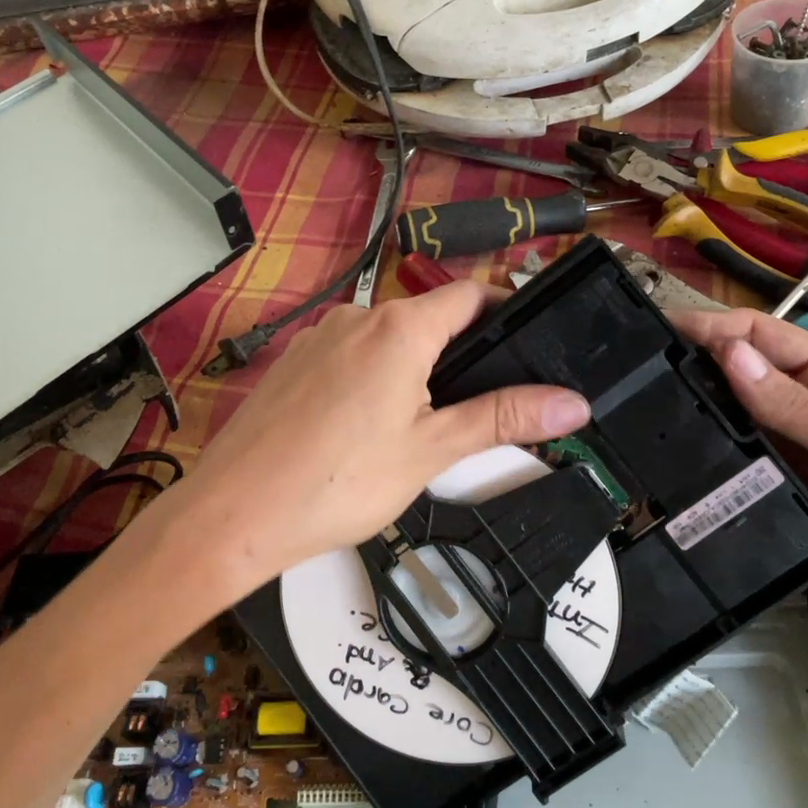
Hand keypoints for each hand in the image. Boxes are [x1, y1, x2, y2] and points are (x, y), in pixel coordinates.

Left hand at [176, 282, 590, 588]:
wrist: (235, 513)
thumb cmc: (339, 481)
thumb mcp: (432, 450)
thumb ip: (502, 418)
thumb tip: (572, 403)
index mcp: (398, 327)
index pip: (469, 294)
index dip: (505, 310)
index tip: (529, 340)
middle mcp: (355, 318)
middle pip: (427, 320)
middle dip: (458, 355)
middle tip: (479, 407)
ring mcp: (316, 339)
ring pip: (384, 342)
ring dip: (413, 371)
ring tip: (423, 430)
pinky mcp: (291, 365)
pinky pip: (347, 360)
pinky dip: (371, 382)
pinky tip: (365, 432)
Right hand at [669, 309, 807, 645]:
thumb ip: (798, 406)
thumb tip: (728, 354)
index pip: (765, 336)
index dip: (714, 328)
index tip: (659, 330)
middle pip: (739, 371)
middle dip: (694, 363)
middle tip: (634, 367)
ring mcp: (789, 449)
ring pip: (728, 416)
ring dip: (693, 408)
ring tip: (636, 406)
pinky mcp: (774, 489)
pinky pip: (730, 462)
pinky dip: (703, 454)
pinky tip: (667, 454)